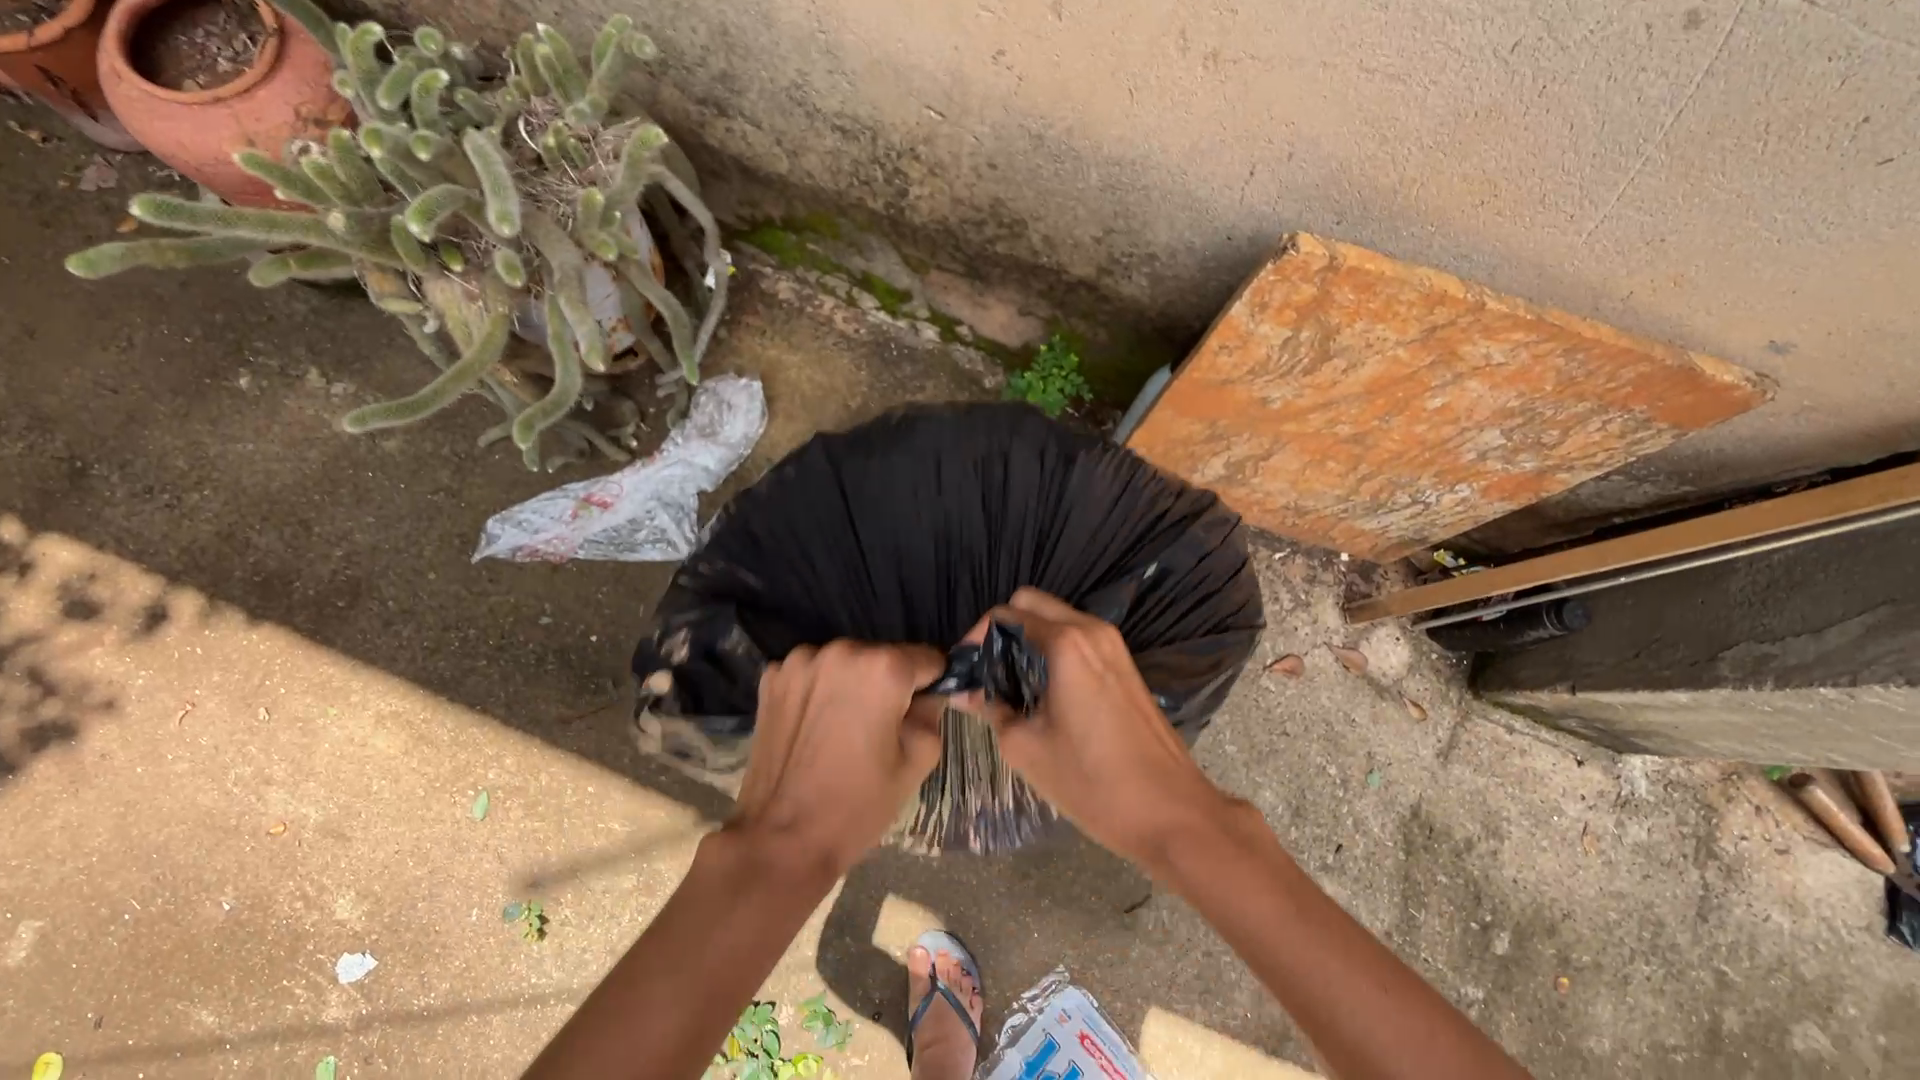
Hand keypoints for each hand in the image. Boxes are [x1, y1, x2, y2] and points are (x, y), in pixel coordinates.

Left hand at [730, 641, 945, 876]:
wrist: (781, 839)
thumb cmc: (859, 804)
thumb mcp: (918, 762)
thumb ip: (932, 713)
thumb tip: (929, 695)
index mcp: (883, 668)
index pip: (928, 659)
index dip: (931, 685)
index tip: (921, 713)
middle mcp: (841, 651)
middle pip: (883, 658)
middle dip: (889, 685)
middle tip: (881, 730)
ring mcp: (800, 662)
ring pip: (846, 664)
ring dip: (851, 686)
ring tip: (844, 731)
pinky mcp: (771, 679)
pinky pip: (811, 675)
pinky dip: (818, 692)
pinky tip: (814, 729)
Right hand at [962, 588, 1236, 872]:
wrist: (1170, 812)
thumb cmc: (1092, 782)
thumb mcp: (1026, 747)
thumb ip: (991, 709)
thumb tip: (964, 691)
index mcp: (1066, 643)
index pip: (1004, 615)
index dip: (975, 639)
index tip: (964, 672)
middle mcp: (1092, 631)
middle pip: (1032, 605)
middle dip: (1001, 632)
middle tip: (986, 674)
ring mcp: (1114, 647)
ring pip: (1058, 621)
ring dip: (1028, 643)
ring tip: (1009, 689)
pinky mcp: (1126, 667)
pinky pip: (1079, 641)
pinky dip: (1053, 654)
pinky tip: (1041, 696)